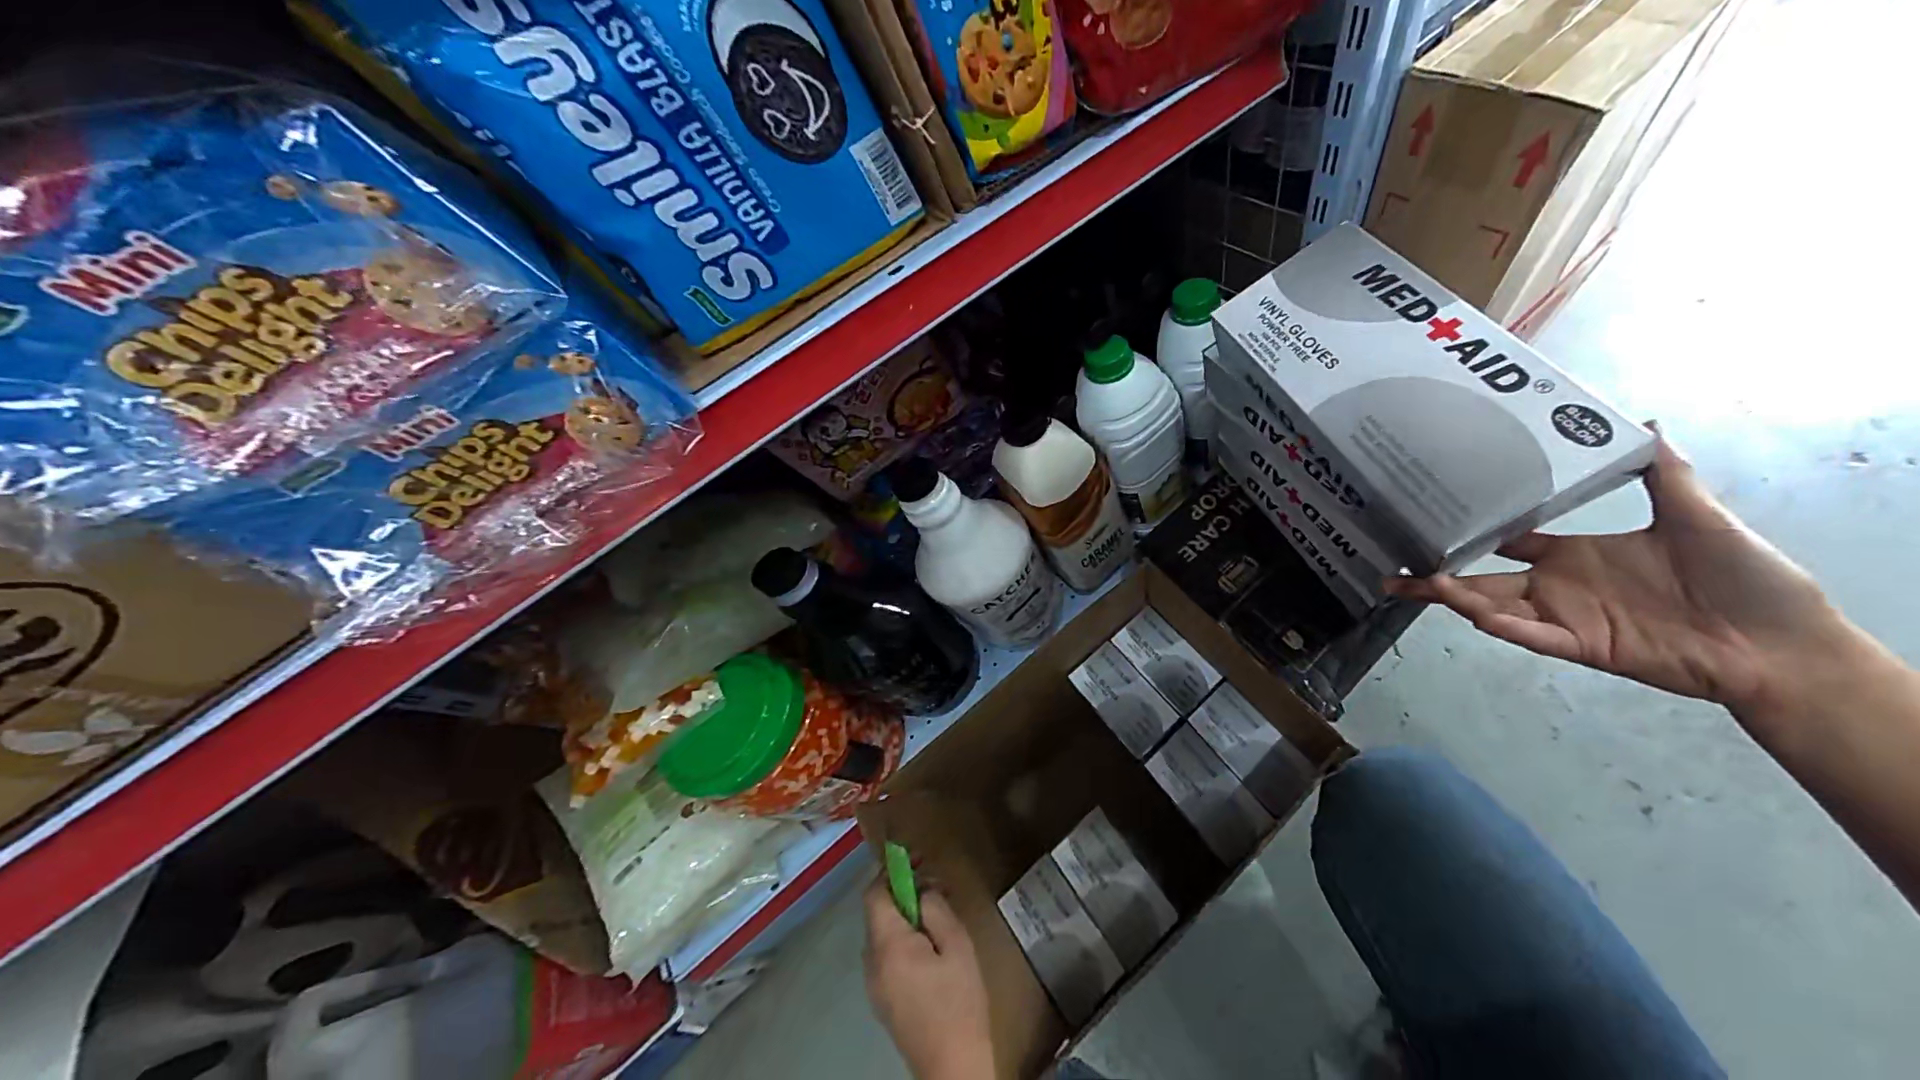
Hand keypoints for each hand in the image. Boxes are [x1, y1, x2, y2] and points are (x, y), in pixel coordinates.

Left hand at [863, 875, 994, 1079]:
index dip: (892, 871)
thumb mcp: (957, 946)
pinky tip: (930, 947)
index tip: (918, 860)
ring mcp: (873, 984)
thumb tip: (922, 888)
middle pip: (877, 912)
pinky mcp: (882, 1000)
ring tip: (938, 915)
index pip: (874, 893)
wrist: (952, 1069)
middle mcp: (870, 961)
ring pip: (882, 933)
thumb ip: (936, 909)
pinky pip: (885, 955)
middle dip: (903, 893)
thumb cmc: (959, 1003)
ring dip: (904, 916)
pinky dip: (902, 940)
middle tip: (936, 888)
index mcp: (886, 945)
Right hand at [1386, 435, 1857, 714]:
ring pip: (1494, 607)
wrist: (1785, 645)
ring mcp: (1566, 618)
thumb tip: (1644, 422)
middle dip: (1434, 579)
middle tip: (1391, 573)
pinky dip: (1505, 628)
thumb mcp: (1699, 516)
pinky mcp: (1583, 646)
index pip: (1507, 543)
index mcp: (1575, 554)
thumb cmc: (1745, 579)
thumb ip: (1663, 473)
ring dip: (1456, 599)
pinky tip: (1477, 616)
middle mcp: (1558, 586)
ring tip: (1416, 587)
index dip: (1471, 533)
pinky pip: (1534, 637)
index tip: (1433, 520)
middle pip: (1481, 582)